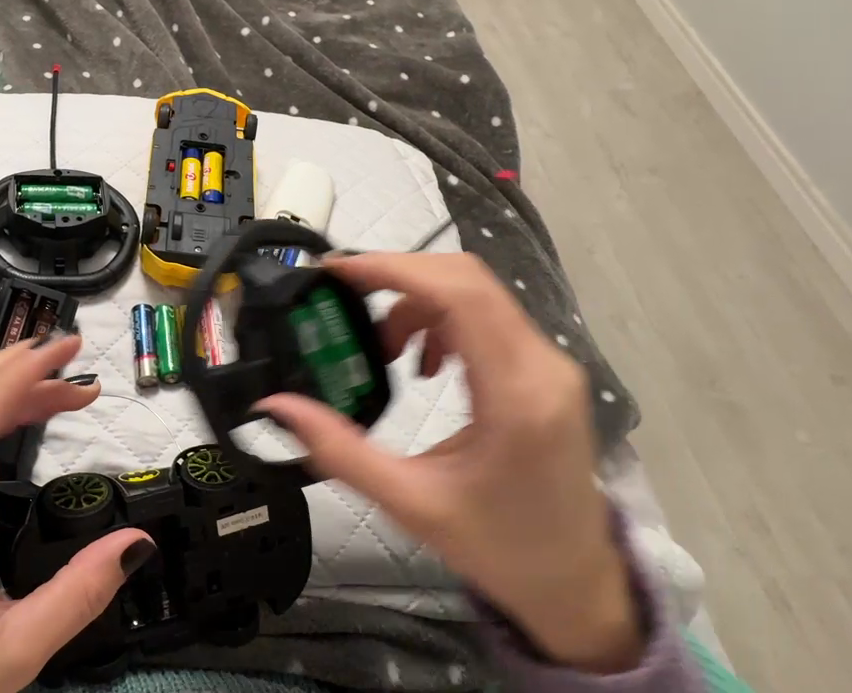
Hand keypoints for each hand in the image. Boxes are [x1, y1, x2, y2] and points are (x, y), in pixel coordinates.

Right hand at [259, 253, 643, 673]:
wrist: (574, 581)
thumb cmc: (499, 547)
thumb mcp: (410, 504)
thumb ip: (340, 451)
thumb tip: (276, 405)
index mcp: (516, 397)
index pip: (460, 295)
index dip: (395, 269)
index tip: (337, 272)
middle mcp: (543, 366)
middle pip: (467, 280)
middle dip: (397, 276)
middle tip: (343, 296)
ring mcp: (550, 364)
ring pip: (476, 293)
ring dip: (417, 301)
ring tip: (382, 347)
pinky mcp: (545, 370)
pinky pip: (487, 316)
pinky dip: (441, 318)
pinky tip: (421, 362)